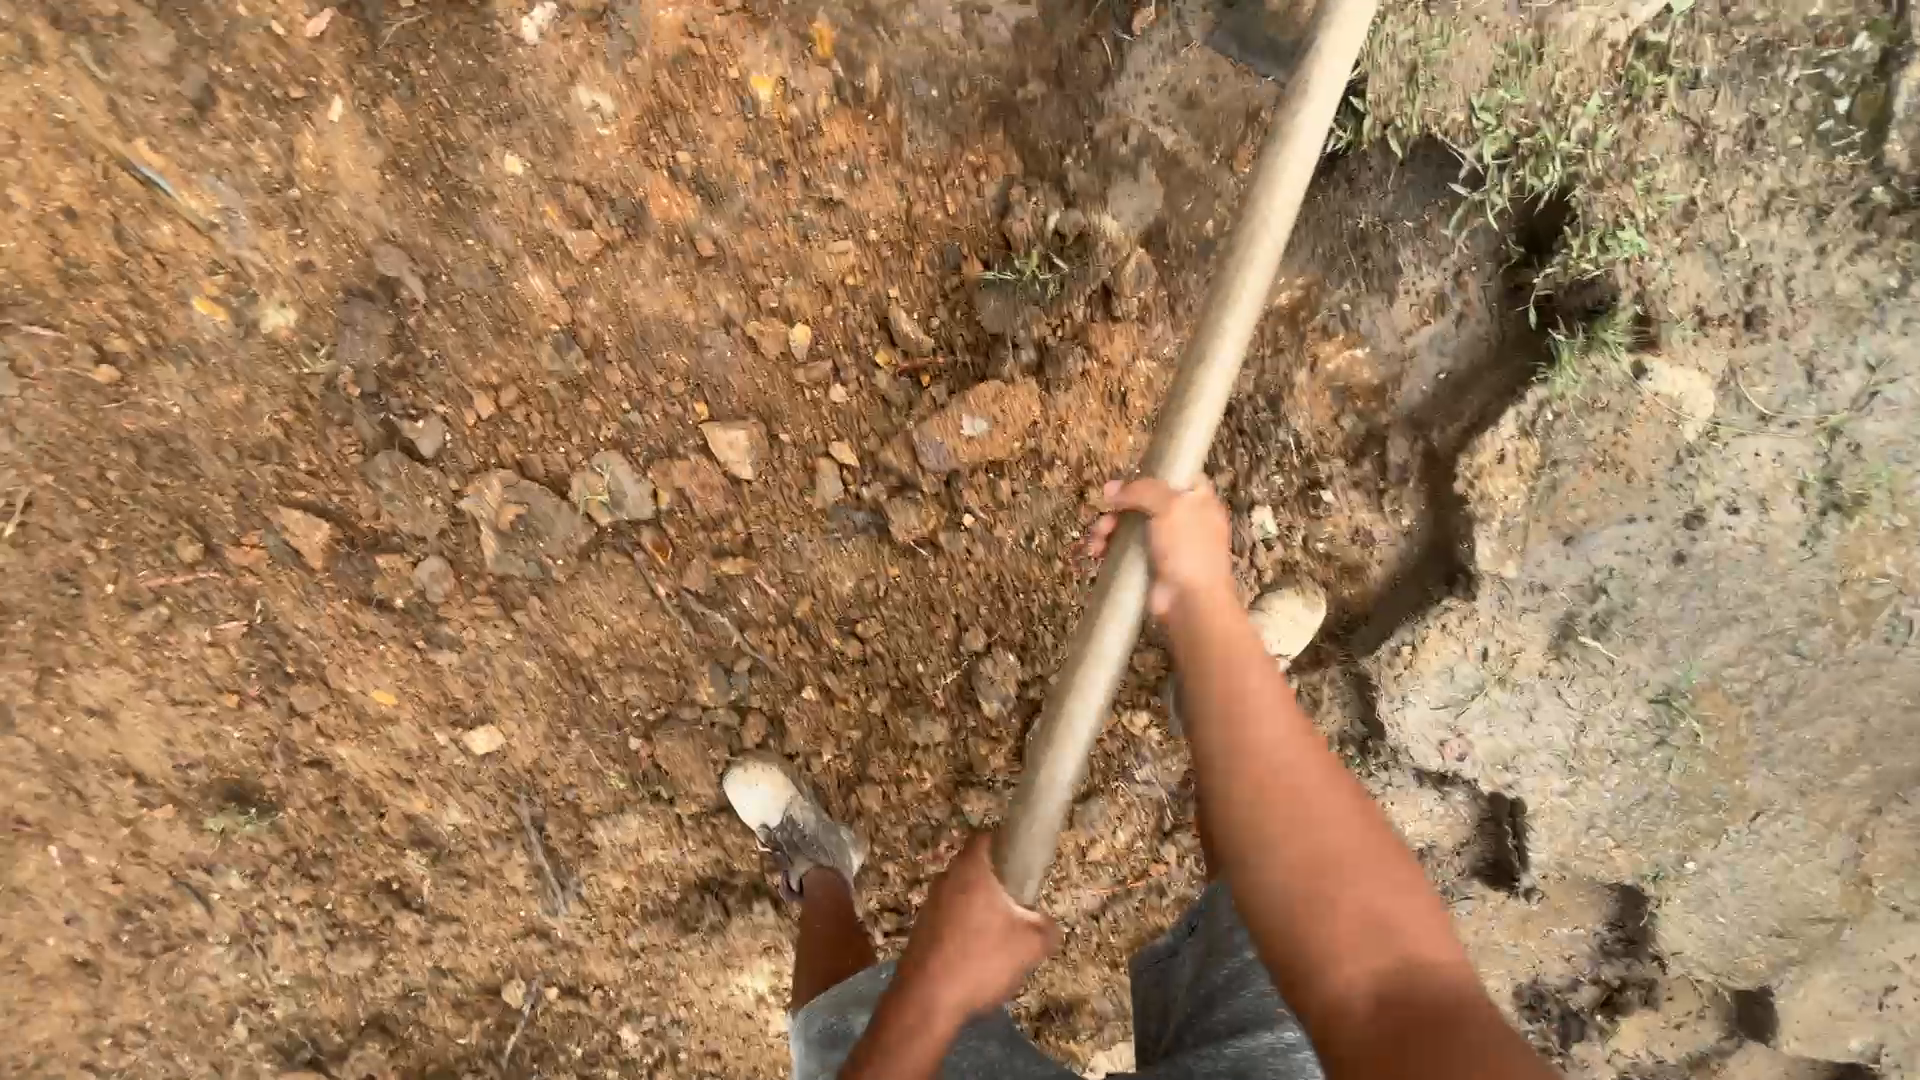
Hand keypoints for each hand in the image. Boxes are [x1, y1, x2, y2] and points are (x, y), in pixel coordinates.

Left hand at [894, 834, 1058, 1022]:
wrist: (926, 1000)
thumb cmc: (980, 959)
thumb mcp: (1030, 946)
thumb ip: (1046, 929)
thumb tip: (1048, 924)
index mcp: (971, 868)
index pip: (987, 836)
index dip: (1007, 843)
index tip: (1023, 863)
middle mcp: (946, 877)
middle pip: (975, 866)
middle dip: (997, 882)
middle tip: (1018, 903)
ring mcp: (930, 903)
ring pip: (962, 893)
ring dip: (980, 907)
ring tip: (1000, 935)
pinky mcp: (921, 929)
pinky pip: (949, 917)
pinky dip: (964, 929)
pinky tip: (976, 956)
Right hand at [1088, 477, 1235, 619]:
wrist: (1190, 602)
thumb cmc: (1189, 549)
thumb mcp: (1171, 507)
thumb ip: (1142, 491)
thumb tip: (1110, 489)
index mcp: (1198, 500)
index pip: (1178, 475)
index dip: (1155, 472)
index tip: (1131, 475)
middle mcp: (1181, 518)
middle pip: (1144, 500)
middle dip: (1119, 506)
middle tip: (1106, 514)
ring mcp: (1163, 543)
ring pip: (1128, 524)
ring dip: (1107, 527)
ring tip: (1097, 540)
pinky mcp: (1146, 564)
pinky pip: (1121, 549)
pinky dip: (1107, 547)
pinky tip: (1096, 552)